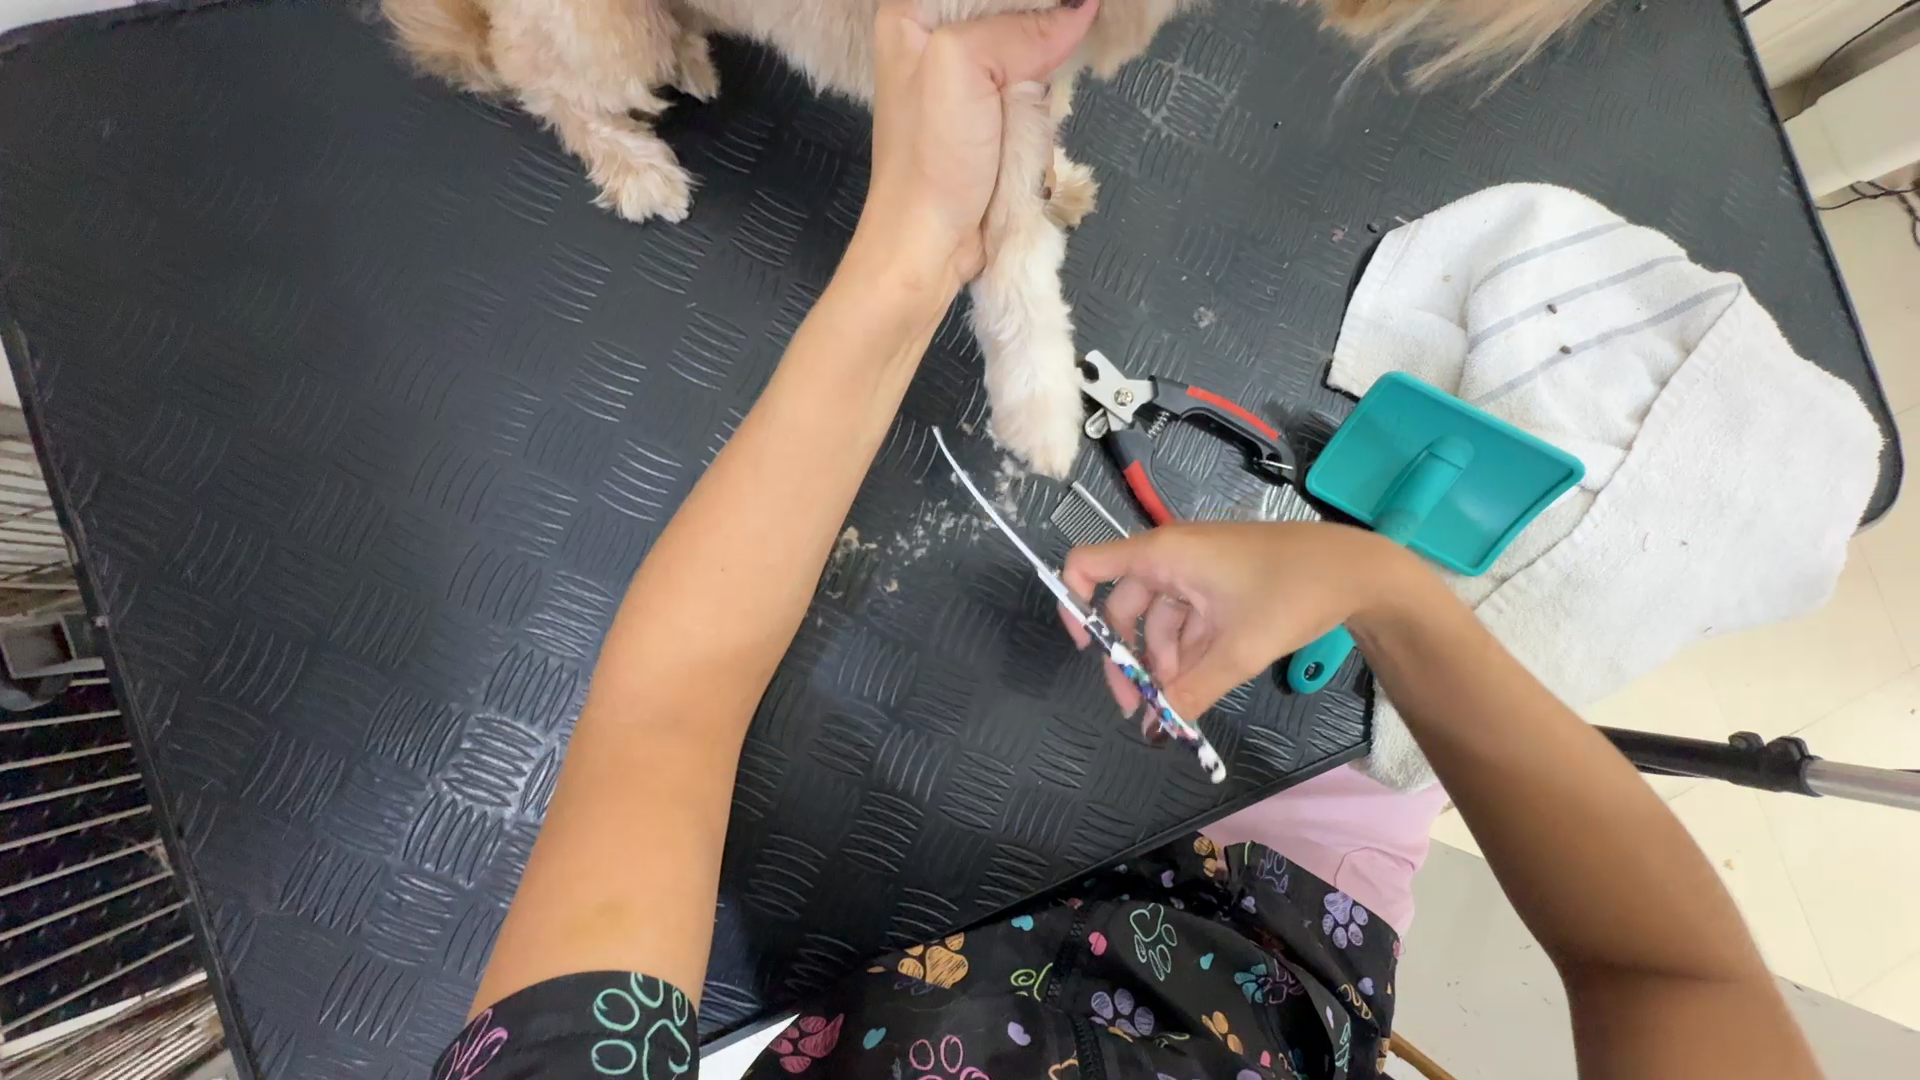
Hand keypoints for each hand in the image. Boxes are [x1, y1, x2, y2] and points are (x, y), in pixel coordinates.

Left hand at [844, 0, 1099, 294]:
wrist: (928, 245)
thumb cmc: (931, 157)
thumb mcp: (964, 66)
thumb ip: (1022, 27)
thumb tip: (1082, 8)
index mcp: (912, 13)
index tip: (1059, 8)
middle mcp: (936, 43)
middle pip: (1010, 12)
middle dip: (1039, 31)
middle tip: (1036, 73)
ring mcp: (966, 88)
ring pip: (1028, 55)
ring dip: (1043, 78)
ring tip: (1032, 106)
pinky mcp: (989, 126)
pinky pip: (1031, 97)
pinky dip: (1041, 112)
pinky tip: (1036, 127)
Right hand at [1060, 522, 1414, 721]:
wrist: (1357, 570)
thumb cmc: (1289, 595)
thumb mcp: (1237, 650)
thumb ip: (1190, 690)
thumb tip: (1156, 727)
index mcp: (1161, 555)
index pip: (1087, 565)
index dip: (1073, 603)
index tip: (1083, 647)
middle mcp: (1169, 557)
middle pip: (1124, 606)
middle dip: (1128, 656)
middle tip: (1136, 705)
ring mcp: (1194, 570)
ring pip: (1159, 619)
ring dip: (1163, 661)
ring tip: (1176, 703)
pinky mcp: (1216, 583)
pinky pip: (1186, 619)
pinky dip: (1187, 650)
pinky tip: (1197, 683)